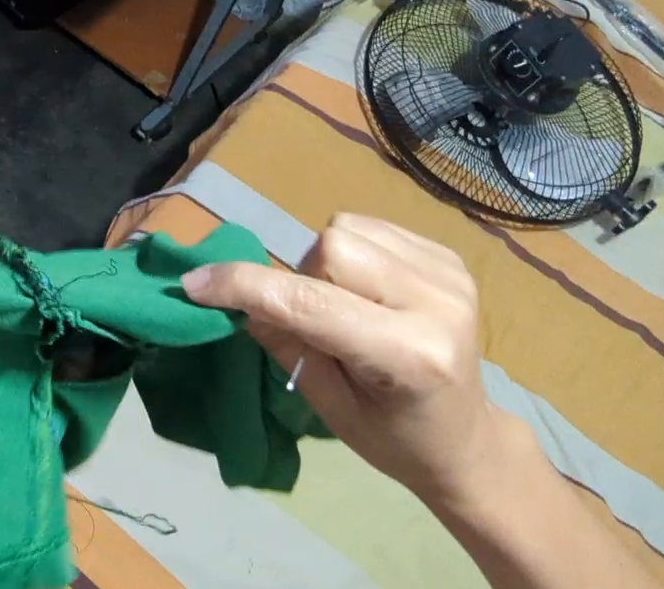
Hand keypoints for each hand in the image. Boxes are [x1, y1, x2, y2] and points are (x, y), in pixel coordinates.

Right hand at [183, 213, 521, 506]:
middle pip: (331, 247)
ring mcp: (450, 274)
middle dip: (304, 275)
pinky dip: (353, 249)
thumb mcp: (325, 401)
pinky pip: (371, 224)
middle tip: (316, 317)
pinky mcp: (451, 256)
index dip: (244, 286)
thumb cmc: (390, 434)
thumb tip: (226, 291)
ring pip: (347, 226)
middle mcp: (437, 304)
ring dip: (326, 261)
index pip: (308, 302)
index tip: (195, 284)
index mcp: (407, 356)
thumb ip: (280, 337)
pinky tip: (371, 288)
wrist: (468, 439)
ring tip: (346, 301)